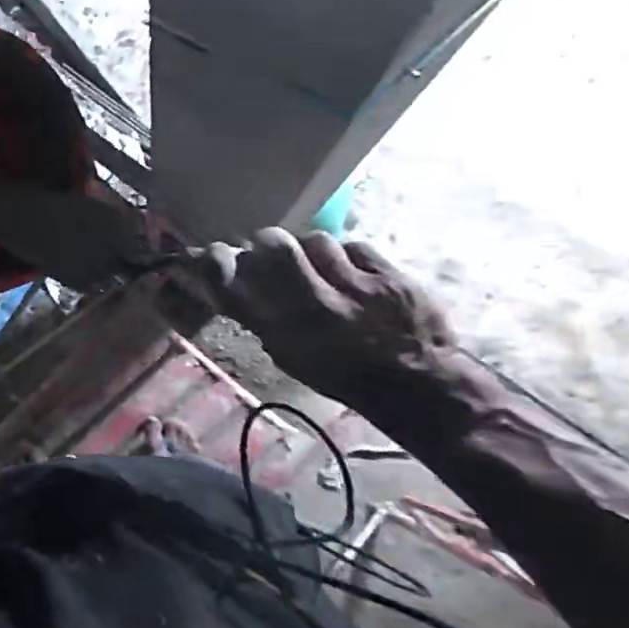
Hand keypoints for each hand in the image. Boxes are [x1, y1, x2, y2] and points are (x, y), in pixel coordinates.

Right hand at [200, 228, 460, 405]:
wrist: (418, 386)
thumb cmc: (343, 375)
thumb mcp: (289, 355)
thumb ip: (262, 319)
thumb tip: (235, 285)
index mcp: (285, 330)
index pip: (235, 284)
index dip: (215, 262)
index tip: (210, 254)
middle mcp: (315, 305)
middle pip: (276, 246)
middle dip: (266, 241)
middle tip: (269, 247)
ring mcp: (358, 288)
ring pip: (318, 241)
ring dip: (310, 248)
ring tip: (316, 261)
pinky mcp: (393, 278)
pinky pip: (357, 247)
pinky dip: (348, 254)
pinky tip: (350, 269)